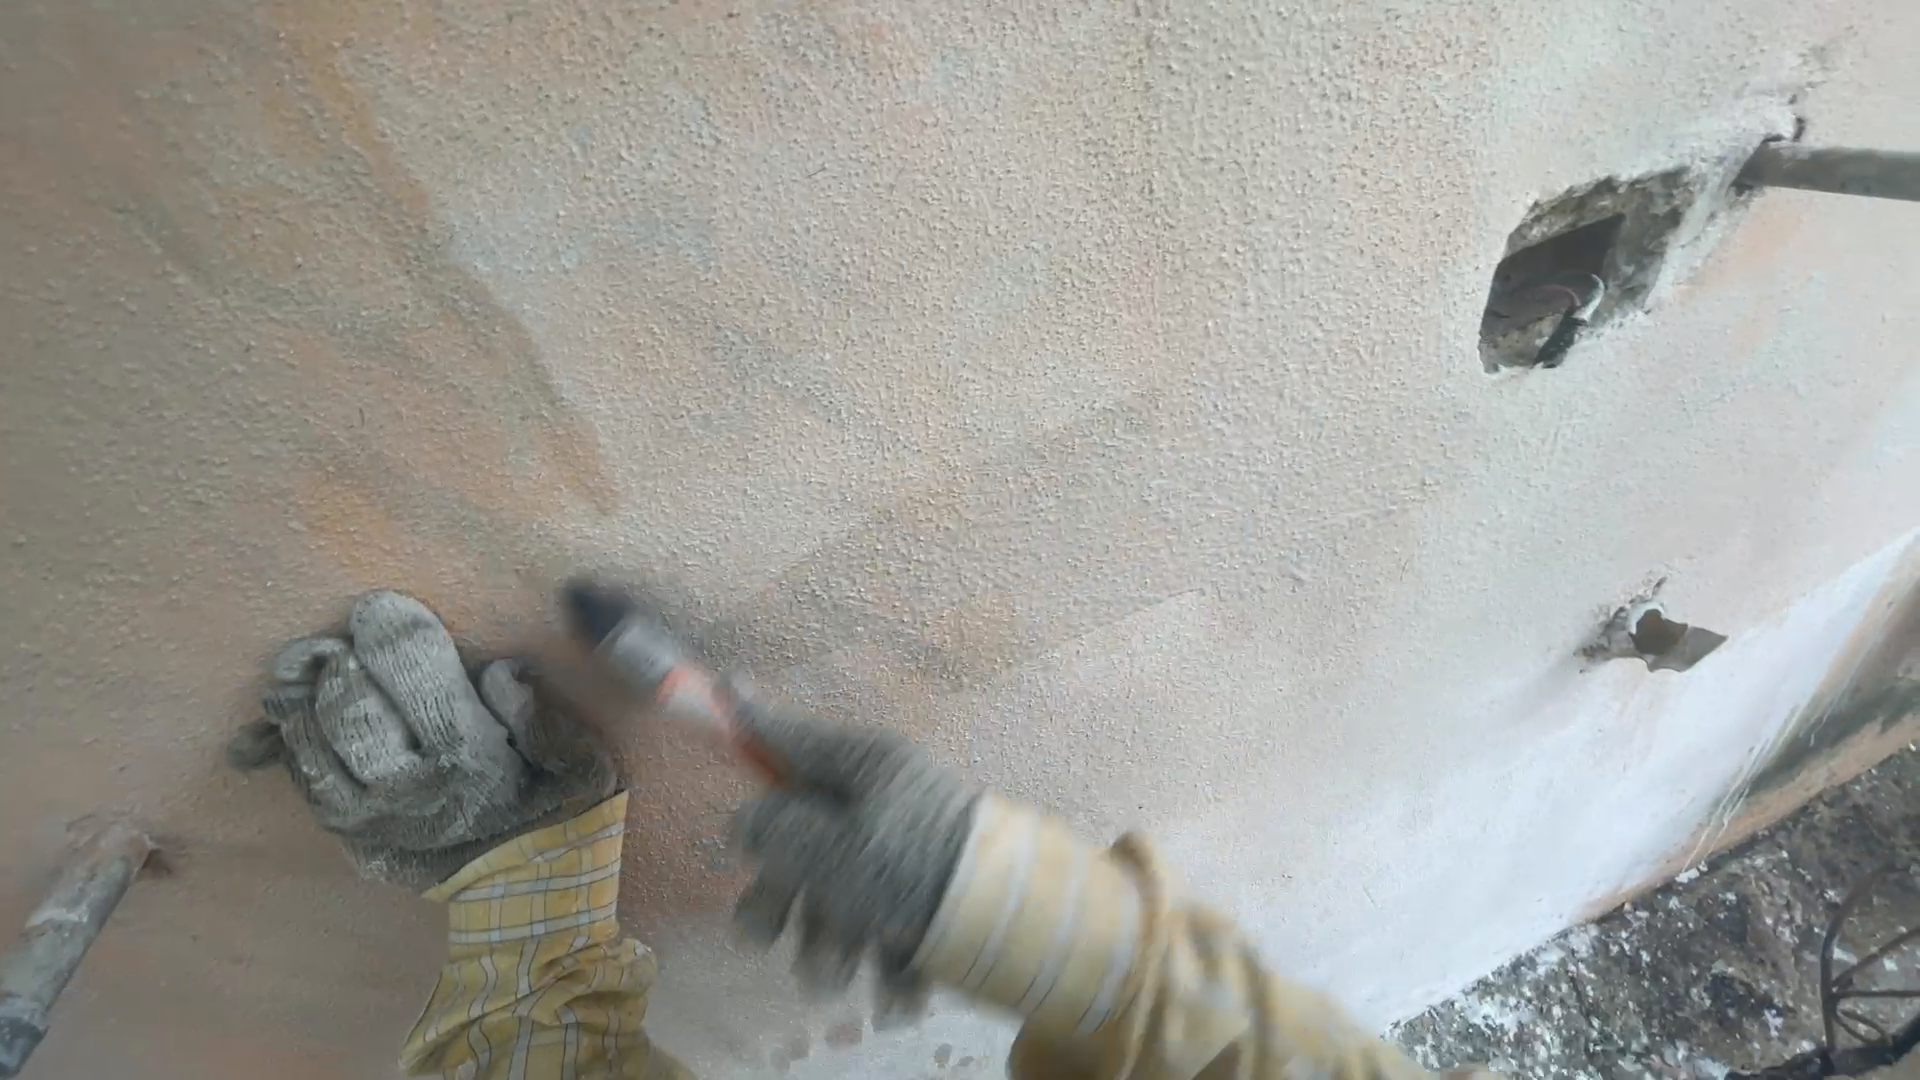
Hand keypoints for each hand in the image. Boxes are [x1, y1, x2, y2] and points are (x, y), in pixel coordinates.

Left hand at [227, 590, 616, 889]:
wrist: (526, 881)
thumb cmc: (557, 802)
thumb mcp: (578, 757)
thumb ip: (538, 713)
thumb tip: (498, 671)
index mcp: (470, 760)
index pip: (422, 684)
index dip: (399, 637)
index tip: (384, 605)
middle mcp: (407, 787)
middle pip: (355, 707)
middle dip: (350, 658)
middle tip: (356, 627)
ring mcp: (366, 813)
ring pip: (314, 740)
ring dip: (310, 691)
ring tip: (317, 659)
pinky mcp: (344, 830)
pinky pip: (302, 774)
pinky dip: (290, 733)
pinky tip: (296, 703)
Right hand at [730, 702, 976, 1013]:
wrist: (1013, 925)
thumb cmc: (916, 871)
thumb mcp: (837, 852)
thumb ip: (781, 834)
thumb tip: (746, 819)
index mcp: (865, 769)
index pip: (793, 738)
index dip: (752, 720)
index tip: (724, 683)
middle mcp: (882, 801)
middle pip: (803, 835)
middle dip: (782, 897)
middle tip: (763, 936)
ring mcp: (905, 849)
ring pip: (838, 896)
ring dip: (831, 945)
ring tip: (844, 973)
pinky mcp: (927, 895)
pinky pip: (884, 926)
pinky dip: (885, 963)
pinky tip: (899, 990)